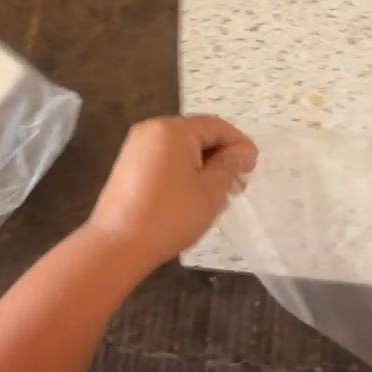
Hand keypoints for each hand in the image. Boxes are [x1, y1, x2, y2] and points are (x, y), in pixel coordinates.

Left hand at [86, 116, 258, 268]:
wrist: (117, 245)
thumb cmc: (170, 216)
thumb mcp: (210, 191)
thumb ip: (230, 165)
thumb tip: (242, 151)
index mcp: (172, 129)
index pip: (216, 126)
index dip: (239, 144)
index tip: (254, 167)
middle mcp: (151, 130)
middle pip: (197, 135)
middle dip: (221, 156)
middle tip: (239, 184)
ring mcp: (136, 148)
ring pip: (181, 149)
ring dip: (203, 166)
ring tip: (219, 193)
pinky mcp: (128, 166)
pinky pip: (164, 160)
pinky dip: (183, 171)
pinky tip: (193, 196)